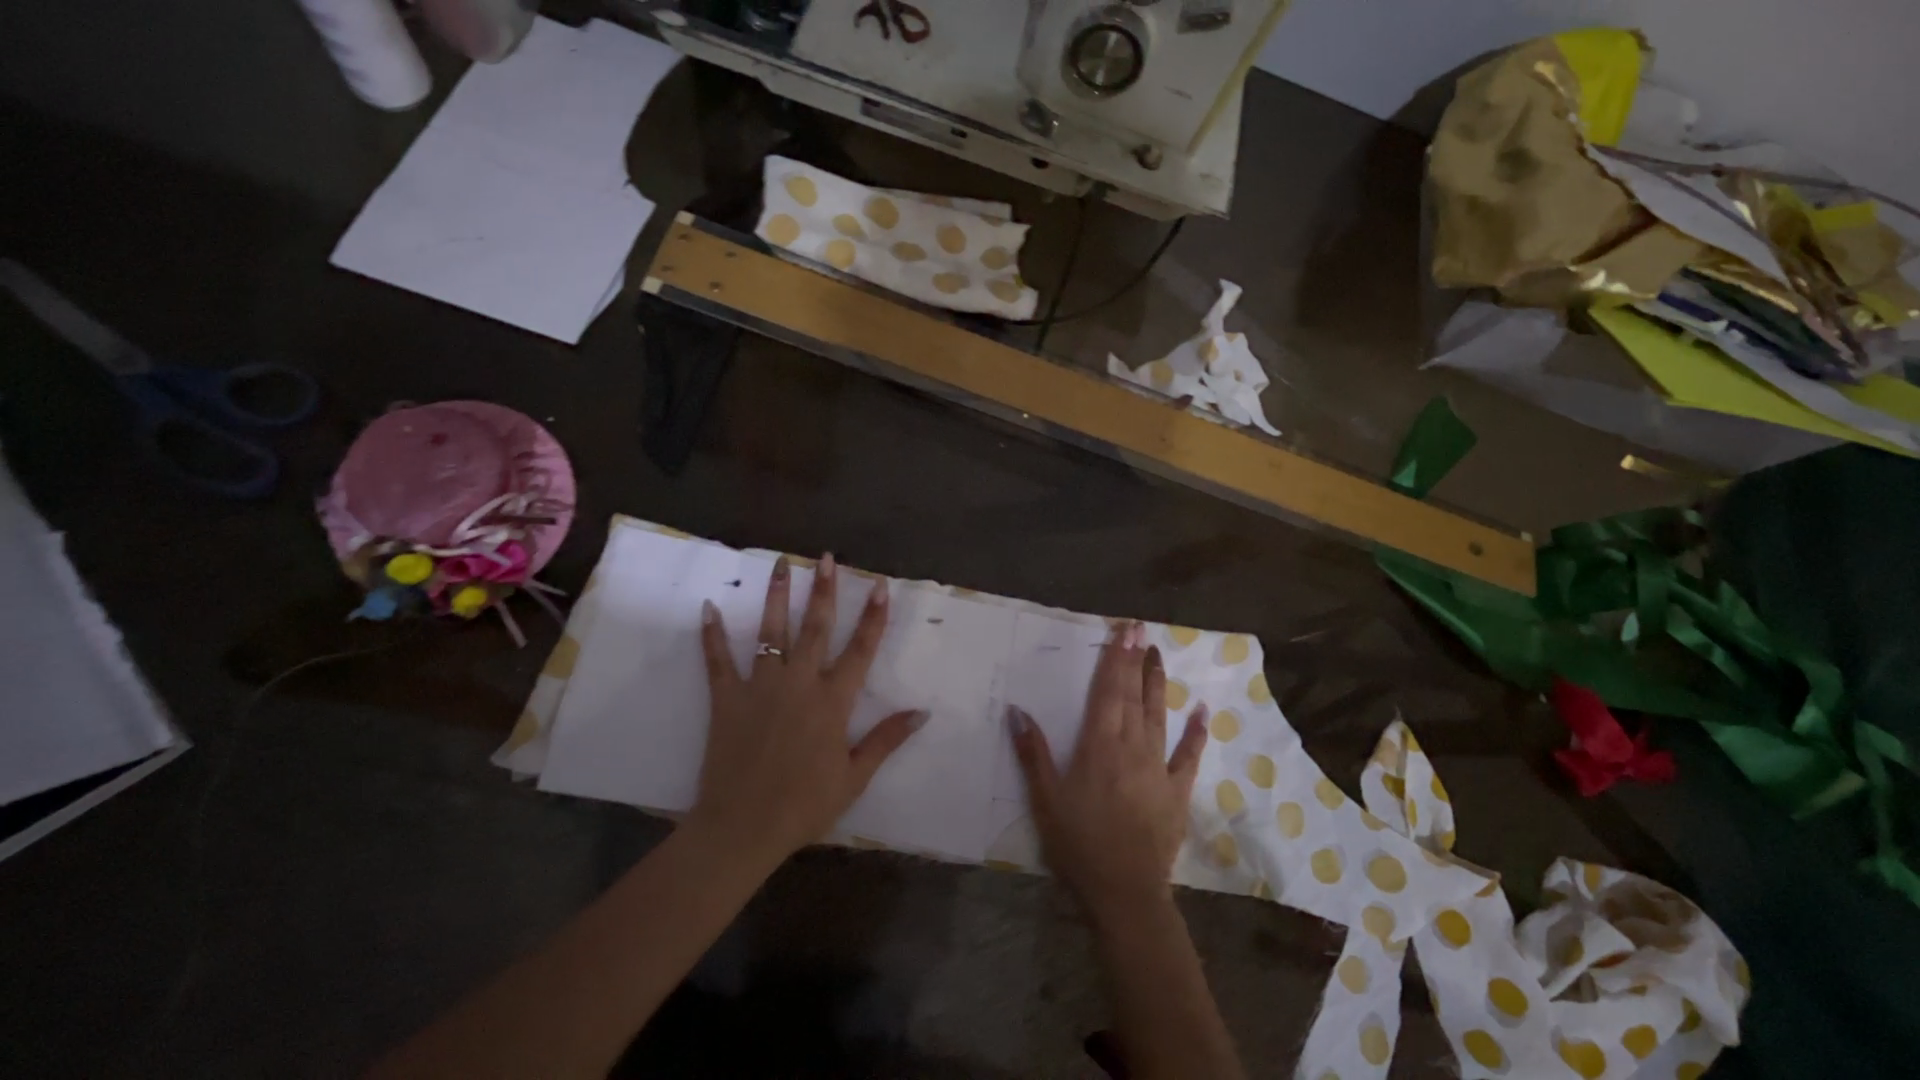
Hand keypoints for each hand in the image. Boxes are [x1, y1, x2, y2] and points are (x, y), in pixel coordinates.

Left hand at [691, 554, 925, 862]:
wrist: (743, 826)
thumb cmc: (804, 806)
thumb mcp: (854, 778)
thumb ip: (886, 740)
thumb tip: (921, 712)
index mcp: (832, 703)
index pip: (860, 650)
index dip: (874, 617)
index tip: (881, 586)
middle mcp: (799, 684)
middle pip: (815, 628)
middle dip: (824, 590)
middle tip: (827, 557)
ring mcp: (760, 688)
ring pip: (770, 632)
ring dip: (777, 596)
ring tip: (781, 564)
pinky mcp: (726, 699)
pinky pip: (718, 660)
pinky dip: (713, 634)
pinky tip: (709, 607)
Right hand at [1010, 621, 1208, 919]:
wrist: (1124, 888)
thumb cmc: (1077, 842)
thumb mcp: (1045, 799)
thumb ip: (1033, 753)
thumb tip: (1017, 709)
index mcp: (1098, 745)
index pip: (1106, 692)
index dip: (1114, 659)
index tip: (1122, 631)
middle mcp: (1131, 746)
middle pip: (1132, 695)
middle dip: (1135, 660)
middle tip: (1141, 629)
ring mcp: (1159, 767)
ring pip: (1158, 715)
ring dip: (1158, 683)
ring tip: (1160, 654)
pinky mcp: (1177, 790)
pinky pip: (1189, 755)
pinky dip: (1196, 731)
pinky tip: (1202, 710)